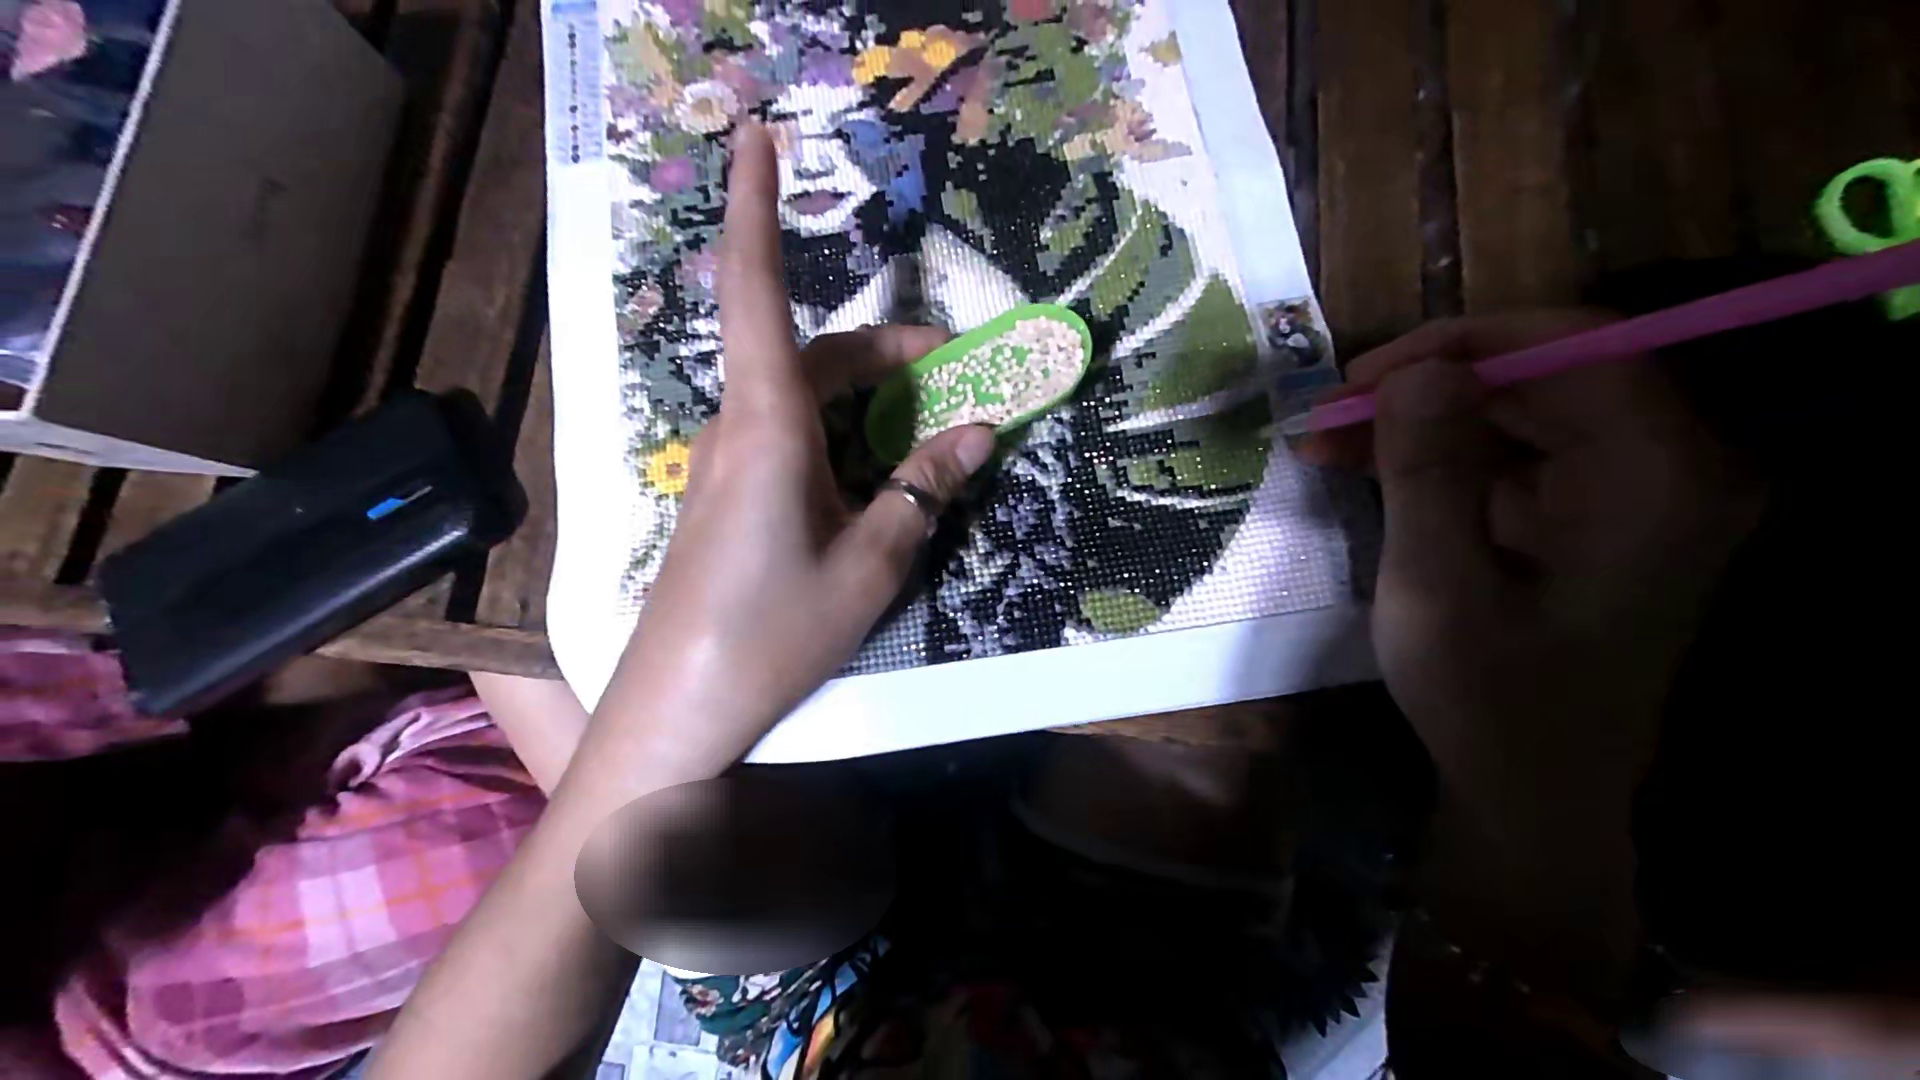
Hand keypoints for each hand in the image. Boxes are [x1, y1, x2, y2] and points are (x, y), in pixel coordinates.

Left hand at [600, 122, 995, 766]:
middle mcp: (743, 428)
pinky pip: (795, 442)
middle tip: (957, 375)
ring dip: (872, 405)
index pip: (756, 289)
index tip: (758, 137)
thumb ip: (925, 489)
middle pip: (815, 356)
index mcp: (769, 424)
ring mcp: (732, 464)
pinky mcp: (733, 497)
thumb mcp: (872, 561)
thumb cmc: (777, 630)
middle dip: (888, 354)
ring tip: (932, 442)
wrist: (684, 704)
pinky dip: (846, 443)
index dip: (754, 206)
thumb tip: (982, 432)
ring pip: (807, 402)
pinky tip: (879, 486)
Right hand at [1305, 313, 1763, 803]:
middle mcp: (1662, 469)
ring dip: (1417, 419)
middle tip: (1327, 415)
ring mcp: (1624, 493)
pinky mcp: (1584, 517)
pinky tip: (1364, 467)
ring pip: (1515, 412)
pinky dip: (1433, 454)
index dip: (1460, 343)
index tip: (1362, 379)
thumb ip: (1427, 470)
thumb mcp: (1434, 582)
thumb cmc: (1483, 694)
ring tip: (1326, 441)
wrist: (1527, 784)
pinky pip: (1507, 455)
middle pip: (1542, 375)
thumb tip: (1414, 370)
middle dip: (1425, 385)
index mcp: (1652, 479)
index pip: (1573, 348)